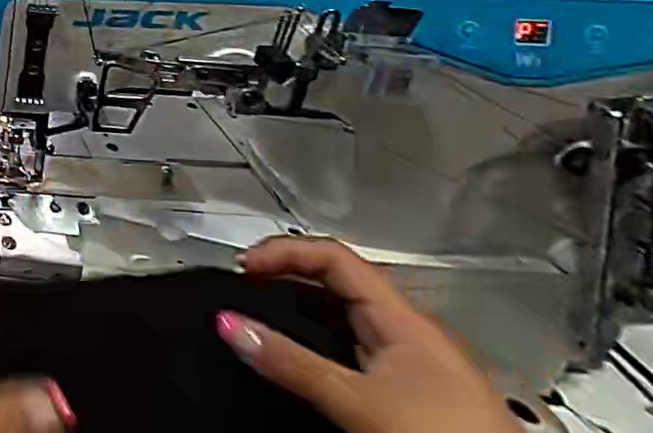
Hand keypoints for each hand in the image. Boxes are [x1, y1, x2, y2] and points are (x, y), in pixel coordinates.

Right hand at [219, 237, 518, 432]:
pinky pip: (361, 342)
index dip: (285, 251)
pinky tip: (312, 356)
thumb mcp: (358, 403)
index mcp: (403, 316)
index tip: (246, 266)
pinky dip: (325, 336)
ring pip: (352, 312)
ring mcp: (421, 361)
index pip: (333, 254)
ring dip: (306, 304)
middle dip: (291, 273)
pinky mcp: (423, 391)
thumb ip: (292, 363)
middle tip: (249, 283)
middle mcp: (414, 329)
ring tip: (269, 311)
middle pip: (341, 278)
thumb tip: (229, 324)